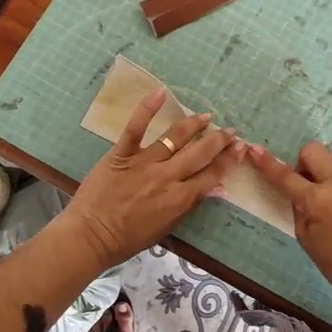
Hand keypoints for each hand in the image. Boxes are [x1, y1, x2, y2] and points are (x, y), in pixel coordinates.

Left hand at [59, 89, 242, 271]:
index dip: (229, 160)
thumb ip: (190, 205)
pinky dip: (148, 109)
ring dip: (194, 124)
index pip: (212, 174)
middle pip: (200, 153)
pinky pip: (136, 128)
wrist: (90, 236)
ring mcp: (144, 163)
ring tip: (207, 116)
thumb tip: (216, 188)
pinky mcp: (122, 154)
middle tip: (231, 130)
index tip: (241, 147)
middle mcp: (167, 177)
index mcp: (180, 199)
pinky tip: (161, 92)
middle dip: (219, 140)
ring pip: (176, 137)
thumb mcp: (166, 228)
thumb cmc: (128, 239)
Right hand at [246, 141, 331, 302]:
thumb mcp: (305, 236)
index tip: (254, 150)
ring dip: (327, 175)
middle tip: (307, 185)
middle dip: (305, 163)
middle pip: (313, 150)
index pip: (286, 175)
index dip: (268, 162)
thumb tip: (299, 190)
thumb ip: (299, 207)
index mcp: (317, 200)